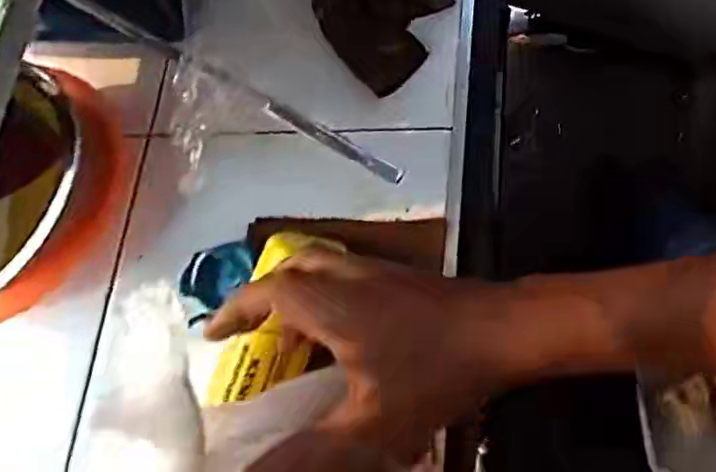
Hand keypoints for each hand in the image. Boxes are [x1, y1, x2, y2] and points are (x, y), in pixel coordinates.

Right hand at [205, 250, 506, 469]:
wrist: (504, 329)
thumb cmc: (436, 371)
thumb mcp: (368, 424)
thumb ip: (306, 452)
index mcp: (341, 305)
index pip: (276, 288)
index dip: (237, 307)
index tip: (211, 334)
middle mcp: (362, 277)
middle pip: (304, 263)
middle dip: (268, 291)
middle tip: (248, 335)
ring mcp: (391, 273)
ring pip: (334, 267)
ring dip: (304, 293)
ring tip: (290, 344)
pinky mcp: (413, 279)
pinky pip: (358, 276)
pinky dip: (334, 296)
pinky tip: (343, 338)